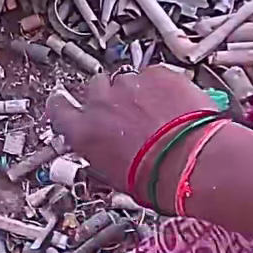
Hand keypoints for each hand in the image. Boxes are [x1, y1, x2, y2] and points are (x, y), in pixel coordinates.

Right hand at [45, 68, 215, 192]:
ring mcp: (129, 84)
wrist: (193, 162)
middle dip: (108, 99)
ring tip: (157, 114)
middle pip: (95, 89)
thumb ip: (99, 154)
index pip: (59, 109)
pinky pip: (153, 75)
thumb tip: (102, 153)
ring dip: (137, 94)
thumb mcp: (114, 178)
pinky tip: (174, 106)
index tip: (67, 105)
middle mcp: (100, 102)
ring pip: (126, 81)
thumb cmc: (156, 179)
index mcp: (83, 131)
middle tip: (126, 117)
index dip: (64, 106)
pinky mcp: (157, 73)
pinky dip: (161, 87)